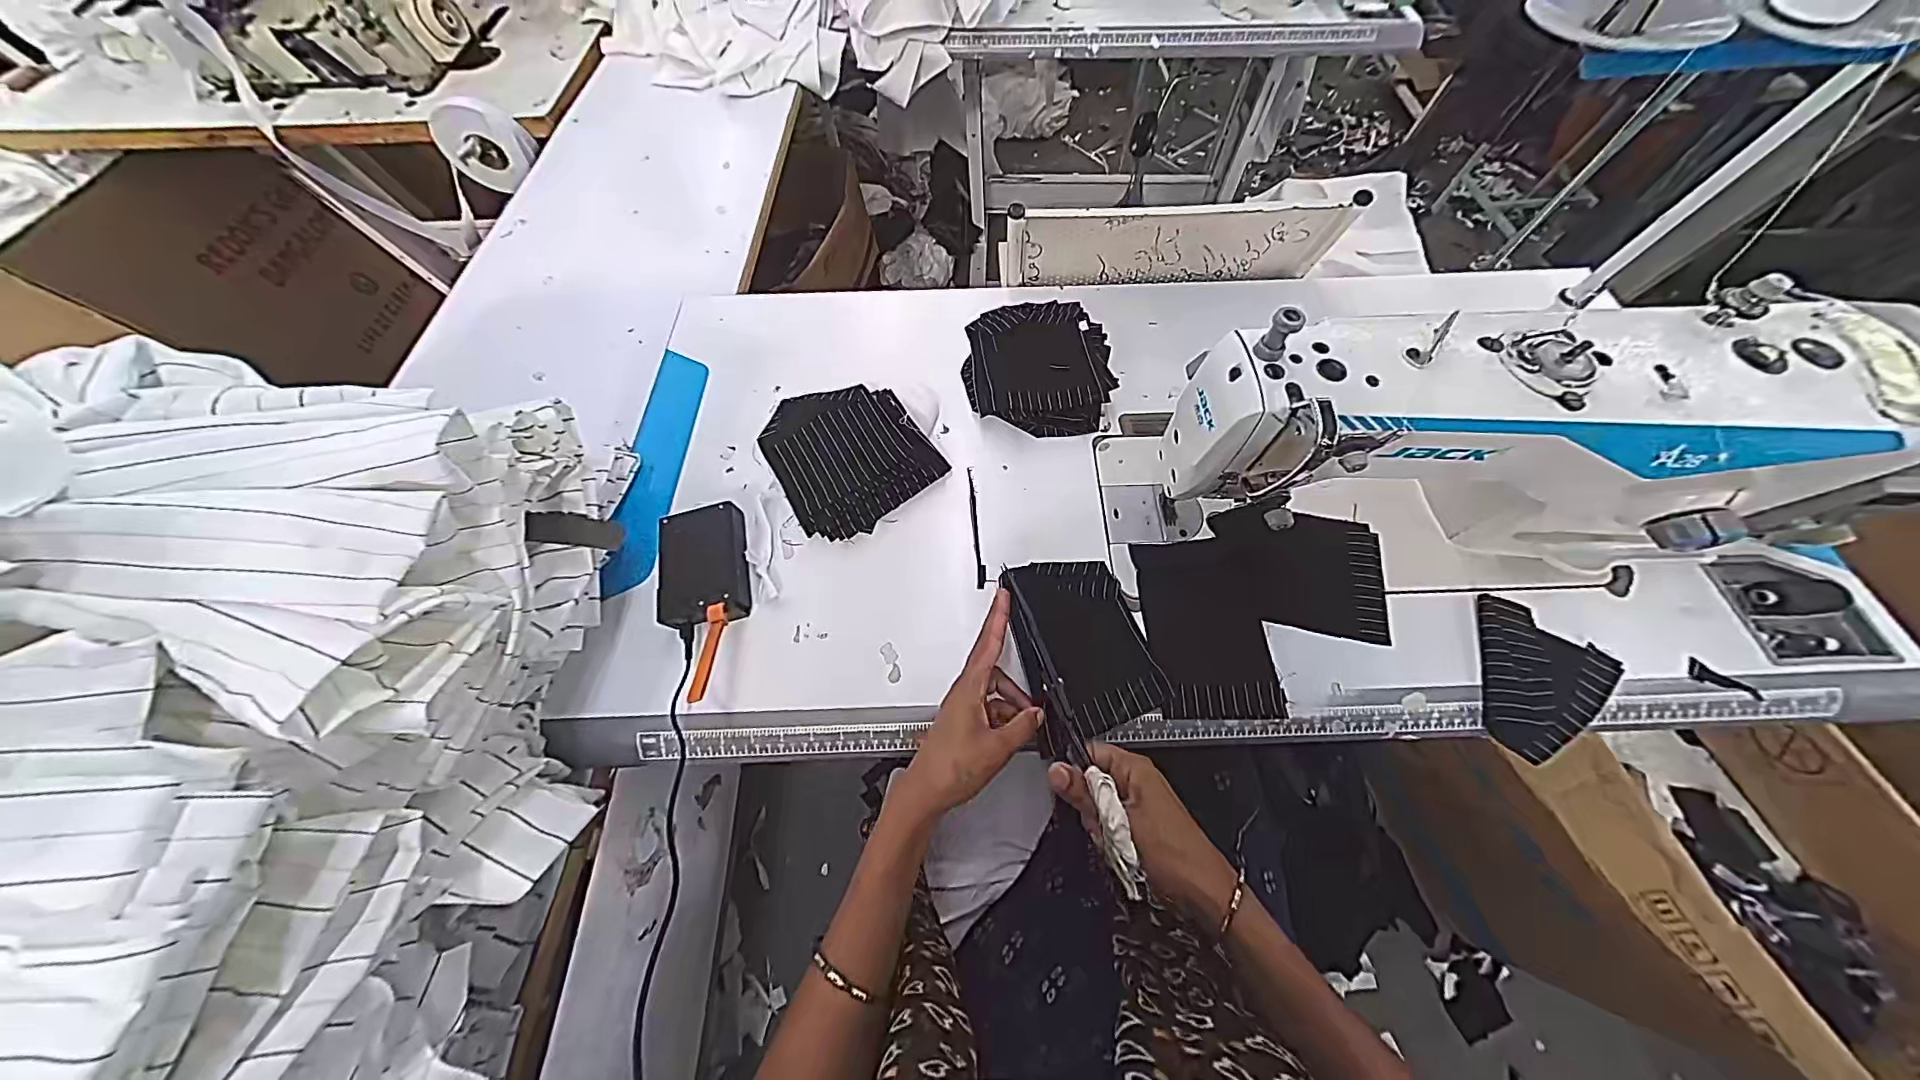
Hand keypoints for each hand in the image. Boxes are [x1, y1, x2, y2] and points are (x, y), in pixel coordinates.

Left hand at [892, 589, 1043, 826]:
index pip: (987, 643)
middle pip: (998, 674)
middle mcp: (963, 693)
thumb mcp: (998, 747)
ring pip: (995, 695)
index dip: (997, 618)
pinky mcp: (962, 722)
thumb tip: (1036, 715)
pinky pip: (989, 711)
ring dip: (1012, 709)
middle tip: (1032, 706)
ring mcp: (961, 708)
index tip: (1002, 597)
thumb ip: (1022, 727)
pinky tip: (1010, 738)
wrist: (925, 792)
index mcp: (969, 689)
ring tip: (1021, 731)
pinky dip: (1003, 721)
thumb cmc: (949, 768)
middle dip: (1018, 688)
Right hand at [1050, 743, 1237, 925]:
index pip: (1088, 752)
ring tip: (1117, 843)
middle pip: (1089, 783)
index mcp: (1135, 768)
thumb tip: (1057, 770)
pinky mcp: (1138, 826)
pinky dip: (1109, 841)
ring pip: (1097, 809)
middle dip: (1088, 808)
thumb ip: (1084, 794)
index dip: (1072, 769)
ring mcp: (1137, 805)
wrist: (1201, 893)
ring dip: (1099, 829)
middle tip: (1103, 825)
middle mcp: (1137, 781)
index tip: (1065, 788)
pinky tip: (1120, 853)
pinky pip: (1109, 827)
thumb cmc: (1175, 855)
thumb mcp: (1118, 821)